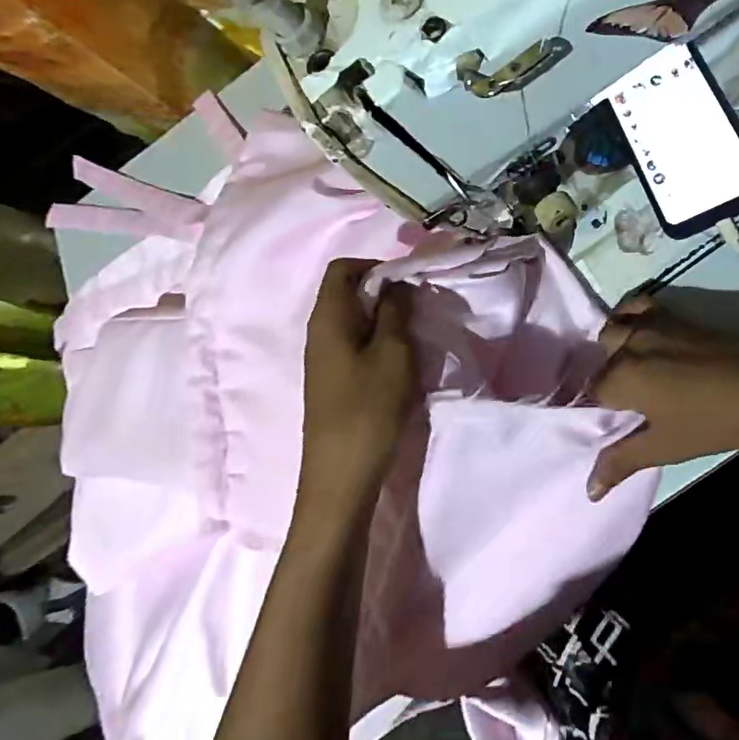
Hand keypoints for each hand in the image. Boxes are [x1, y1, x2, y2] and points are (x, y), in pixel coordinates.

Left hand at [302, 258, 418, 495]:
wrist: (342, 474)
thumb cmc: (369, 407)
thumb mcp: (394, 352)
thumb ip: (396, 311)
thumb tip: (396, 284)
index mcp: (328, 317)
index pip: (343, 268)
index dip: (376, 265)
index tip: (409, 282)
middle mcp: (319, 331)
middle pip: (347, 291)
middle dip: (385, 291)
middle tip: (419, 308)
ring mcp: (323, 357)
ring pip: (354, 318)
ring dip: (385, 318)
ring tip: (414, 335)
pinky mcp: (332, 379)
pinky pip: (354, 342)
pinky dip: (378, 340)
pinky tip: (399, 361)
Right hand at [586, 300, 738, 499]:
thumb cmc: (716, 420)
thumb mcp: (666, 447)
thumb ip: (621, 461)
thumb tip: (589, 489)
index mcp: (623, 375)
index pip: (591, 391)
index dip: (597, 409)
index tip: (608, 422)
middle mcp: (631, 342)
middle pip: (600, 353)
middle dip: (604, 374)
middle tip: (622, 400)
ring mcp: (654, 322)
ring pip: (615, 325)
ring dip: (614, 344)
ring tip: (630, 368)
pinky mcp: (676, 313)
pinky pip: (639, 306)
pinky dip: (631, 316)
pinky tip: (645, 337)